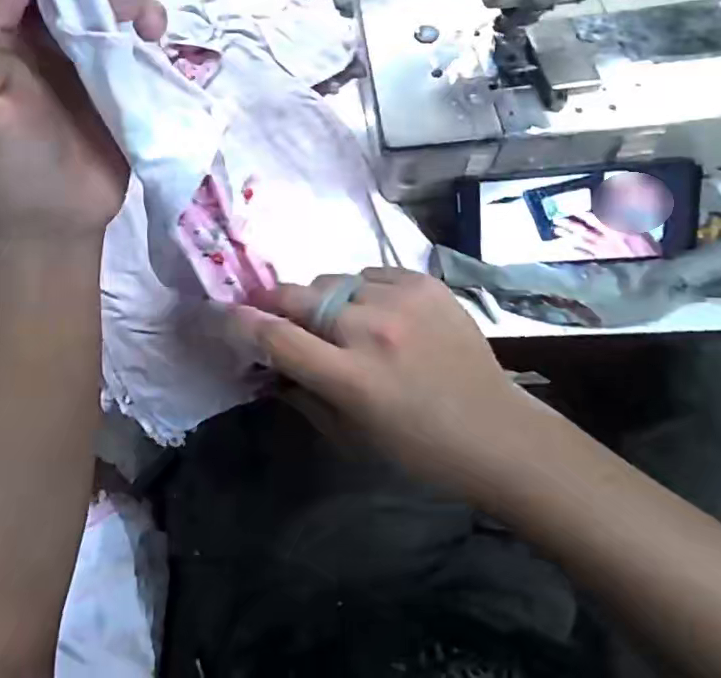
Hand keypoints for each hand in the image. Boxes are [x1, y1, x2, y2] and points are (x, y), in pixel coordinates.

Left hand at [0, 0, 166, 242]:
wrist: (52, 224)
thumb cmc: (2, 163)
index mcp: (4, 38)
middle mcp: (49, 41)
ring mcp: (93, 61)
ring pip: (114, 6)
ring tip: (137, 13)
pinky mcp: (128, 83)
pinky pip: (143, 43)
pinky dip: (152, 28)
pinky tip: (155, 33)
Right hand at [231, 269, 560, 503]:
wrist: (496, 429)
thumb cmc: (419, 448)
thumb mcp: (352, 436)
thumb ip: (304, 394)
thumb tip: (267, 364)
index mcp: (352, 378)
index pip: (278, 338)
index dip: (242, 323)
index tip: (224, 313)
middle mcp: (372, 331)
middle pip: (300, 297)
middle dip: (276, 303)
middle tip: (273, 311)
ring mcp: (402, 301)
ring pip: (334, 280)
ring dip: (324, 299)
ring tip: (340, 319)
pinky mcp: (425, 283)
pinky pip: (371, 272)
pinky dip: (362, 289)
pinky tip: (377, 311)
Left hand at [553, 212, 658, 259]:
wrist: (650, 273)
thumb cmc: (649, 252)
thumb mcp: (642, 232)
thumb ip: (628, 220)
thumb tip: (618, 209)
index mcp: (616, 229)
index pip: (595, 218)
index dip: (583, 213)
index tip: (574, 209)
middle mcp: (605, 239)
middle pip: (583, 229)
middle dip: (570, 223)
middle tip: (557, 219)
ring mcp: (601, 251)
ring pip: (580, 241)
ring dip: (568, 235)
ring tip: (556, 230)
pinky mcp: (600, 262)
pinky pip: (584, 255)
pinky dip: (576, 250)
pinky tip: (568, 246)